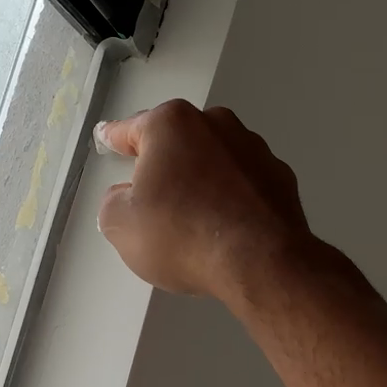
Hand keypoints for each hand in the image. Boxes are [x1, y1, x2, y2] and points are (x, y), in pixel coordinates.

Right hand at [94, 100, 310, 300]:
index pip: (131, 129)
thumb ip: (113, 203)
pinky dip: (230, 197)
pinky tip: (224, 227)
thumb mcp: (121, 225)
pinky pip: (243, 183)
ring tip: (192, 219)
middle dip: (163, 162)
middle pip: (177, 140)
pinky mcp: (280, 178)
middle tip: (150, 196)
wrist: (259, 262)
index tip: (107, 138)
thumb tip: (127, 197)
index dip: (114, 138)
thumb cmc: (182, 235)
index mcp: (171, 125)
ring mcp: (253, 149)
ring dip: (200, 179)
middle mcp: (215, 124)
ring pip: (213, 159)